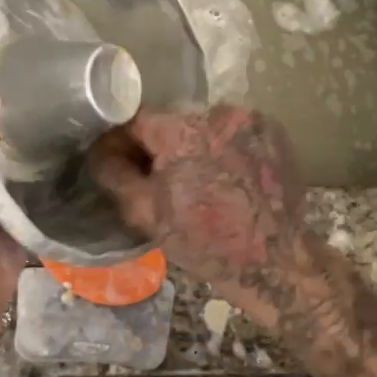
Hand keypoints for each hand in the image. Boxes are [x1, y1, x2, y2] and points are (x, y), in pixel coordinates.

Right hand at [91, 105, 314, 326]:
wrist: (277, 263)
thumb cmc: (205, 242)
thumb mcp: (146, 214)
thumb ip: (115, 174)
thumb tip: (99, 152)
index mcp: (181, 130)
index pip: (136, 119)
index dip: (123, 141)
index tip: (121, 163)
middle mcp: (217, 113)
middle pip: (172, 120)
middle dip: (160, 145)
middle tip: (157, 177)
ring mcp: (251, 120)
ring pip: (203, 125)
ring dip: (193, 144)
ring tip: (196, 179)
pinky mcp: (274, 131)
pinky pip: (234, 131)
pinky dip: (224, 147)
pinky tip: (226, 176)